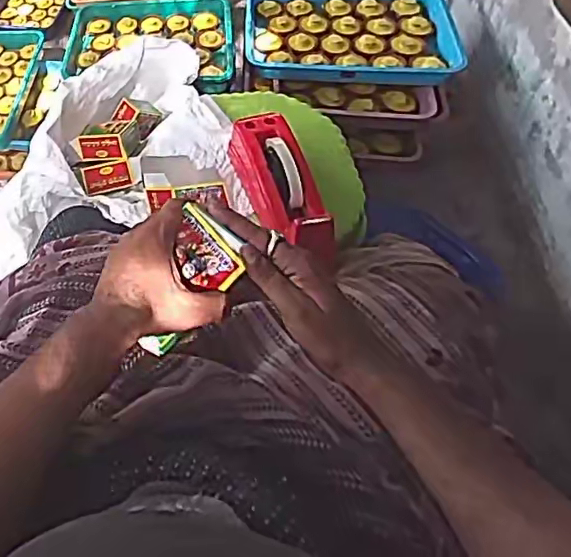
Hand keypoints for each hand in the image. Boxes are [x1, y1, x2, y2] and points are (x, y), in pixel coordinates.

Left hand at [89, 199, 227, 341]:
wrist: (111, 321)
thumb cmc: (147, 308)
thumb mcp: (191, 309)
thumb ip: (217, 303)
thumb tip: (228, 299)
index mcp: (155, 234)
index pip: (176, 206)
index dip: (194, 210)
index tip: (206, 220)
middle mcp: (136, 233)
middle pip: (164, 220)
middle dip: (183, 231)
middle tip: (199, 247)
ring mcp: (122, 245)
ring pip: (149, 234)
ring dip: (164, 244)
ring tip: (180, 263)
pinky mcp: (114, 259)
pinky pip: (136, 248)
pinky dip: (148, 255)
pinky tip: (157, 276)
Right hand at [204, 195, 374, 376]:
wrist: (362, 364)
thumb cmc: (329, 339)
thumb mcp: (295, 309)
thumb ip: (268, 277)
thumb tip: (244, 248)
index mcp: (297, 262)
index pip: (258, 236)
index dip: (232, 220)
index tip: (211, 205)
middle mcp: (299, 261)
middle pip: (260, 239)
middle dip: (233, 226)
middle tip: (208, 215)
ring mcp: (301, 273)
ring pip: (264, 252)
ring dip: (240, 244)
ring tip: (216, 236)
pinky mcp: (301, 286)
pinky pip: (270, 267)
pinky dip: (251, 263)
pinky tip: (238, 267)